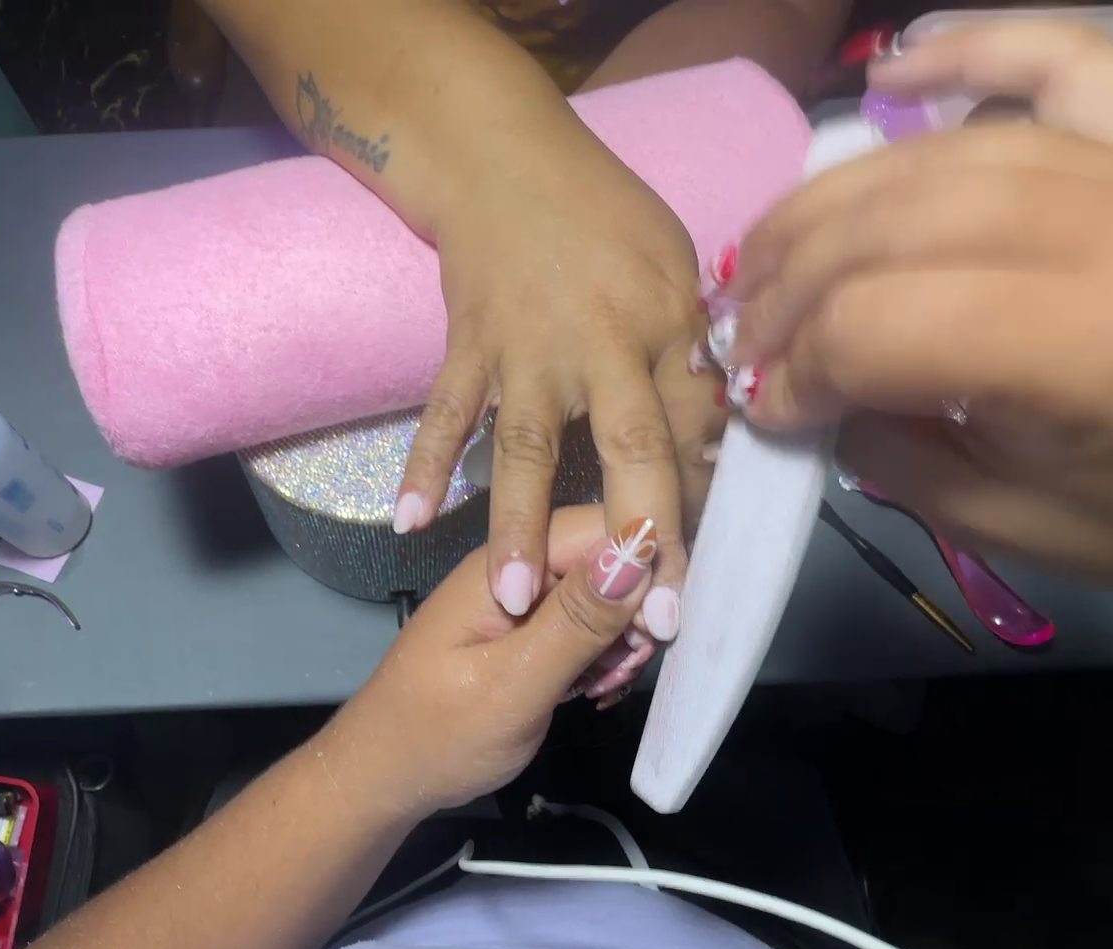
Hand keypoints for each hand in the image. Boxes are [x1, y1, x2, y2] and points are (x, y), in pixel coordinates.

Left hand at [327, 506, 662, 817]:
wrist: (388, 774)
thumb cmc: (439, 732)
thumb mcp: (513, 682)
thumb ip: (576, 621)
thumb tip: (638, 550)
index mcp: (504, 563)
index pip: (598, 526)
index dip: (645, 564)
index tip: (663, 626)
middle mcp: (516, 568)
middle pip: (608, 560)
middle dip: (634, 613)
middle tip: (620, 671)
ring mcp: (522, 601)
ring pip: (604, 600)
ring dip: (619, 644)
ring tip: (599, 690)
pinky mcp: (528, 632)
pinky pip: (585, 630)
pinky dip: (600, 660)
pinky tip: (591, 693)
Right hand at [394, 152, 710, 642]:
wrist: (508, 164)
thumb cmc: (606, 218)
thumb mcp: (676, 269)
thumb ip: (690, 355)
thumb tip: (707, 444)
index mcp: (668, 324)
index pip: (697, 430)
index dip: (700, 507)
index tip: (693, 579)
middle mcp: (603, 343)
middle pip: (630, 448)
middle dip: (641, 534)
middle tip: (646, 620)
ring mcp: (526, 350)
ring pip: (527, 448)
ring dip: (520, 525)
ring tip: (515, 599)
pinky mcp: (467, 349)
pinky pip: (444, 415)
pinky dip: (422, 467)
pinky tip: (405, 522)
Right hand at [723, 22, 1112, 638]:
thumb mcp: (997, 522)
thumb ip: (879, 448)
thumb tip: (791, 389)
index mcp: (1109, 357)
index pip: (884, 324)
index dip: (796, 367)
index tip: (766, 408)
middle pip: (898, 225)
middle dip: (790, 288)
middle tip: (748, 339)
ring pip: (946, 153)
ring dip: (826, 205)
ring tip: (770, 258)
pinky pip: (1070, 57)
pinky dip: (972, 51)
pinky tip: (892, 73)